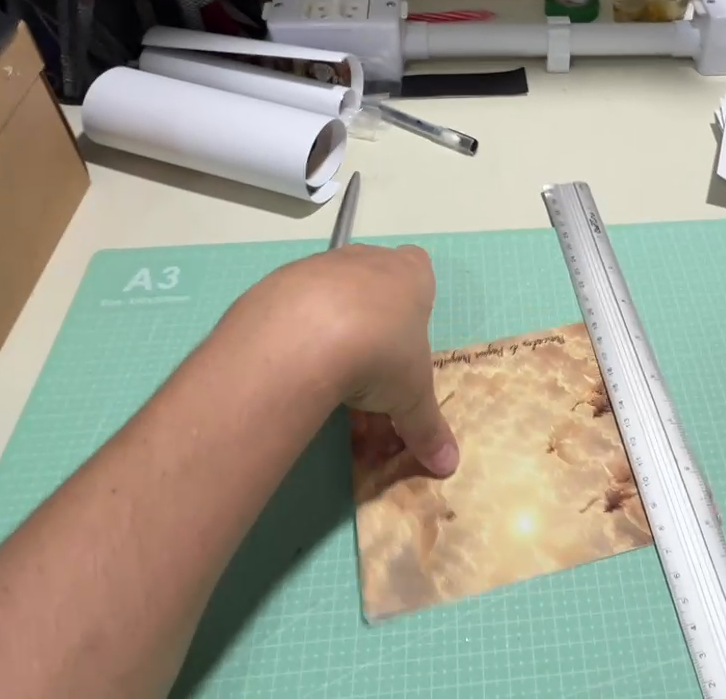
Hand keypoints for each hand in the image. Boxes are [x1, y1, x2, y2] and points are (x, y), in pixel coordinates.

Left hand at [215, 245, 458, 475]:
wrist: (304, 336)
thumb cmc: (380, 353)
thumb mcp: (412, 397)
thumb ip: (427, 428)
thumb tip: (449, 465)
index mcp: (410, 275)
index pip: (419, 267)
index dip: (413, 299)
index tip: (404, 337)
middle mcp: (366, 261)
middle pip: (373, 290)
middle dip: (372, 332)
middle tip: (368, 383)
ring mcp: (320, 267)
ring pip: (331, 301)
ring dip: (332, 338)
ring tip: (326, 391)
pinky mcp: (277, 282)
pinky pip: (292, 310)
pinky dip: (295, 337)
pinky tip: (292, 373)